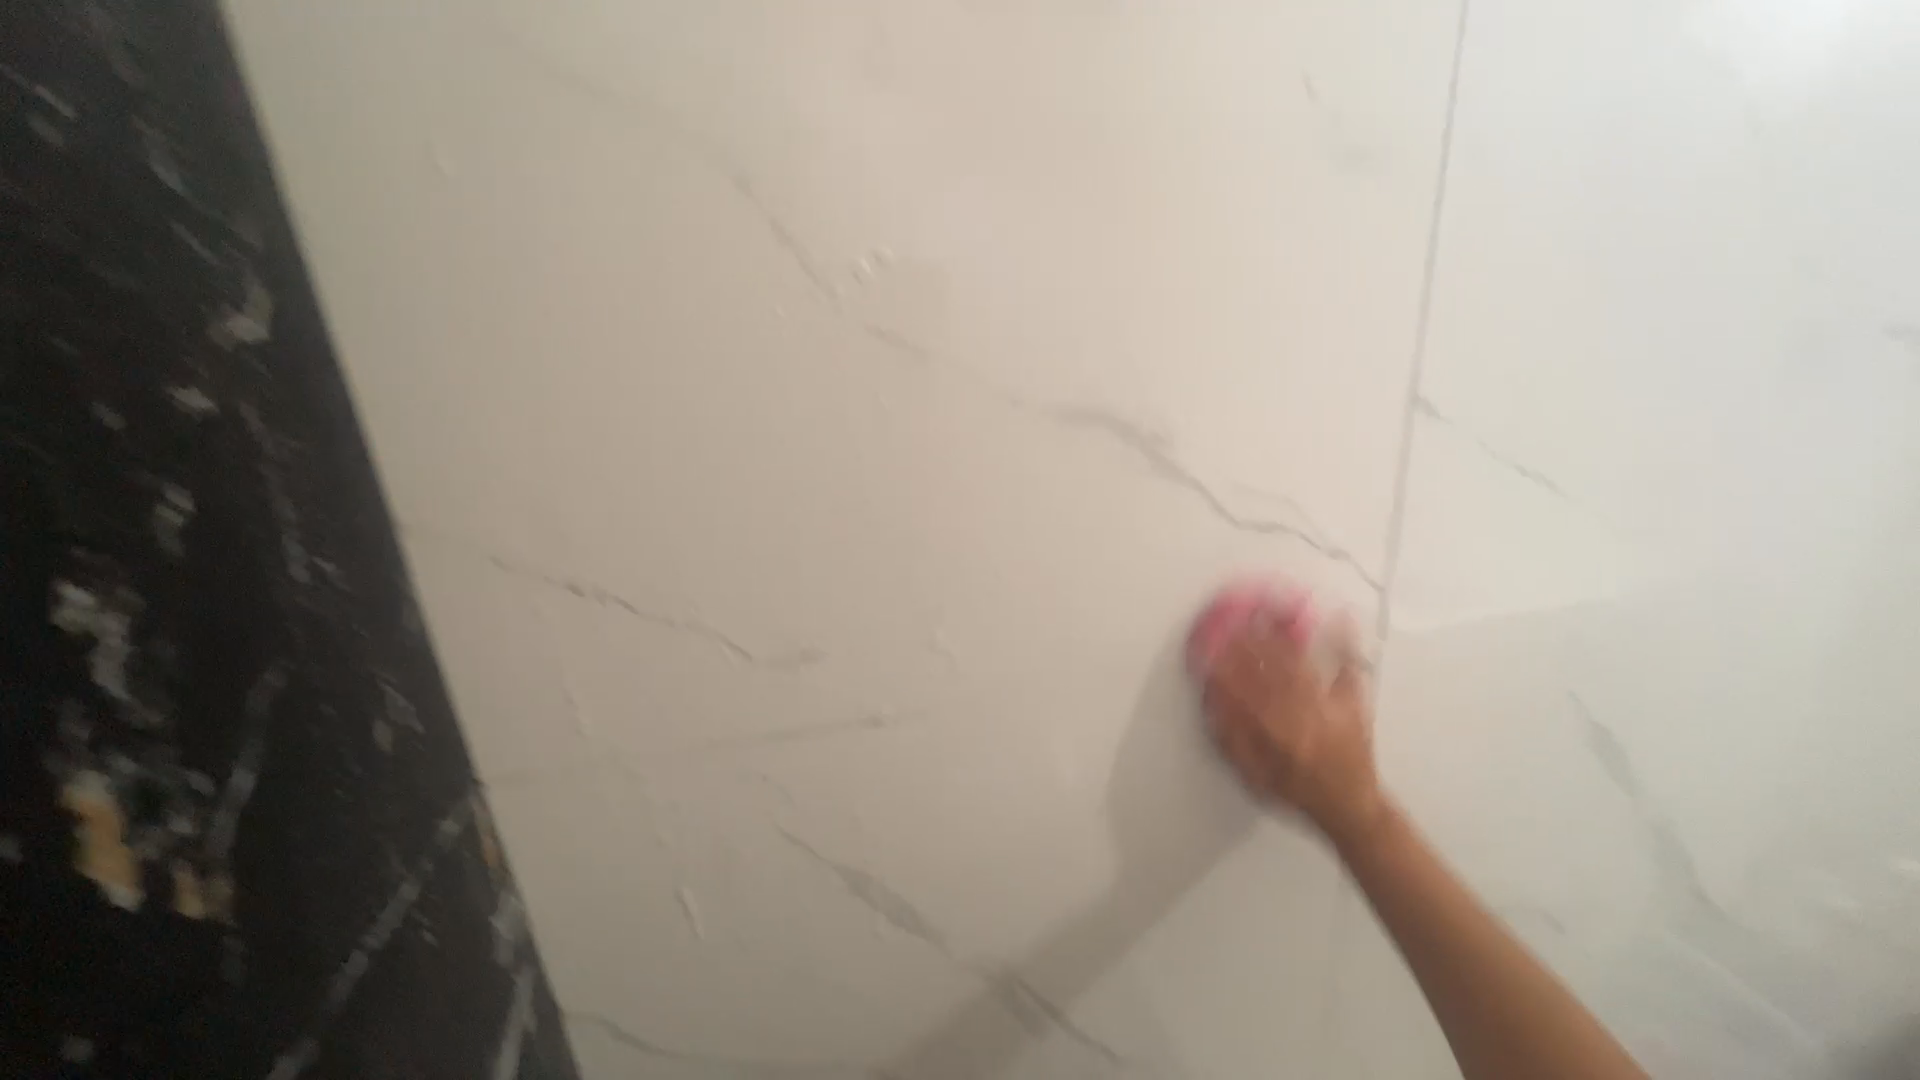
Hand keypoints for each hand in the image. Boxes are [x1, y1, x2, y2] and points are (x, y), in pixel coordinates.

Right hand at [1201, 605, 1387, 844]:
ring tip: (1272, 607)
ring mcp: (1329, 706)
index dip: (1224, 662)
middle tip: (1237, 613)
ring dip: (1285, 632)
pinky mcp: (1351, 704)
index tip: (1211, 641)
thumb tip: (1211, 703)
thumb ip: (1230, 741)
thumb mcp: (1253, 777)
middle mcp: (1301, 714)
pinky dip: (1343, 642)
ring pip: (1302, 662)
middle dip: (1251, 638)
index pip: (1242, 687)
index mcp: (1273, 731)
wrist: (1352, 809)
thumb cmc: (1300, 795)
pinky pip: (1348, 669)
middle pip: (1270, 667)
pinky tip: (1340, 617)